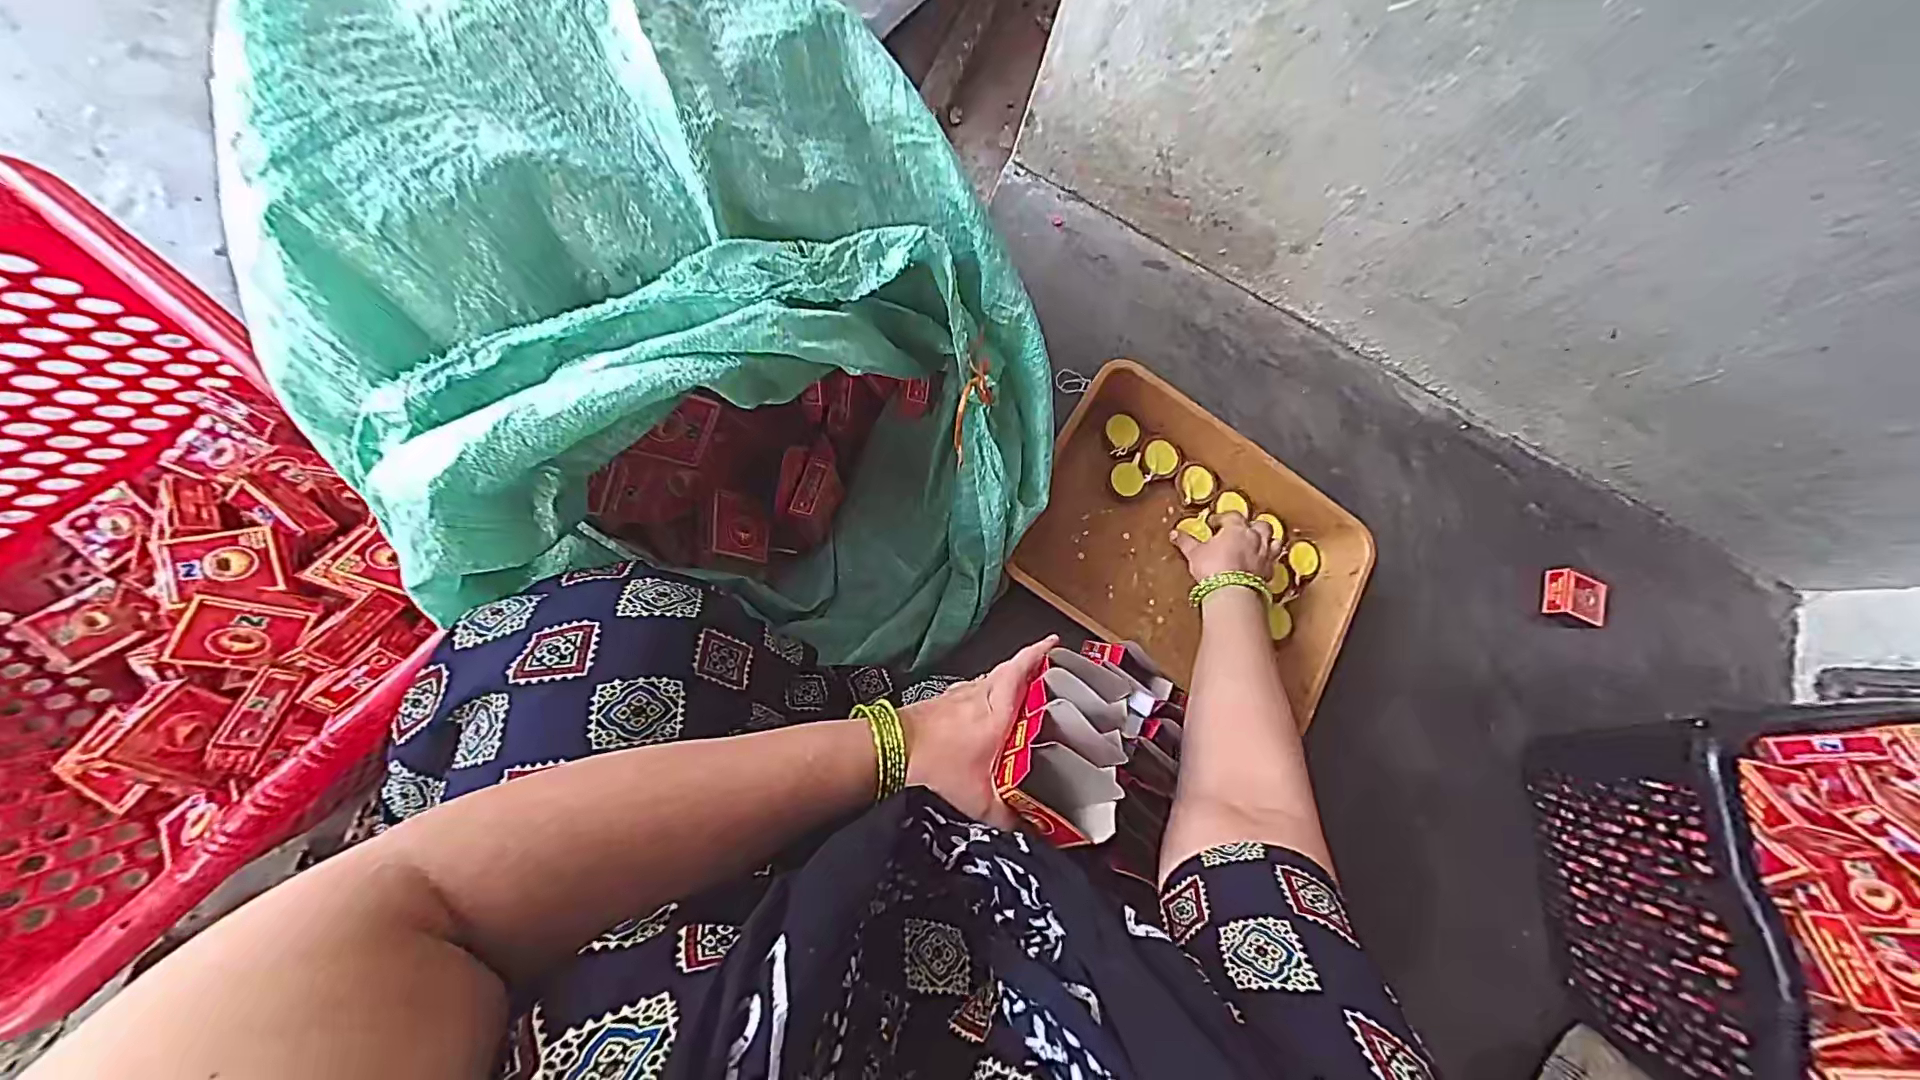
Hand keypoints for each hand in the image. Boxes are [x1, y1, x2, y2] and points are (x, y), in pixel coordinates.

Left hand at [899, 635, 1056, 829]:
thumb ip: (1008, 816)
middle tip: (1046, 665)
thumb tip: (1029, 828)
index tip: (1053, 643)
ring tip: (1023, 688)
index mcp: (996, 710)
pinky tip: (987, 707)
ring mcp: (960, 694)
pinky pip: (974, 688)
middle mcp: (979, 694)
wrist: (895, 748)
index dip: (1038, 653)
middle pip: (1009, 668)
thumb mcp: (979, 799)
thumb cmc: (937, 765)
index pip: (1021, 670)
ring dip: (1008, 676)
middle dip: (1029, 662)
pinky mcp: (945, 699)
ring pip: (991, 677)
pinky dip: (987, 690)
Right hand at [1169, 511, 1282, 582]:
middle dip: (1251, 525)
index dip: (1222, 518)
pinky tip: (1261, 562)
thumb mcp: (1194, 553)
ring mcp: (1265, 553)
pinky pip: (1274, 559)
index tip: (1214, 523)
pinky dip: (1268, 558)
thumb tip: (1175, 533)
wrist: (1232, 591)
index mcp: (1236, 528)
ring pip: (1273, 539)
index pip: (1232, 516)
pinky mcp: (1270, 570)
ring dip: (1266, 539)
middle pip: (1260, 523)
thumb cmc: (1212, 567)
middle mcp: (1255, 537)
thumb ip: (1186, 541)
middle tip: (1241, 530)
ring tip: (1257, 543)